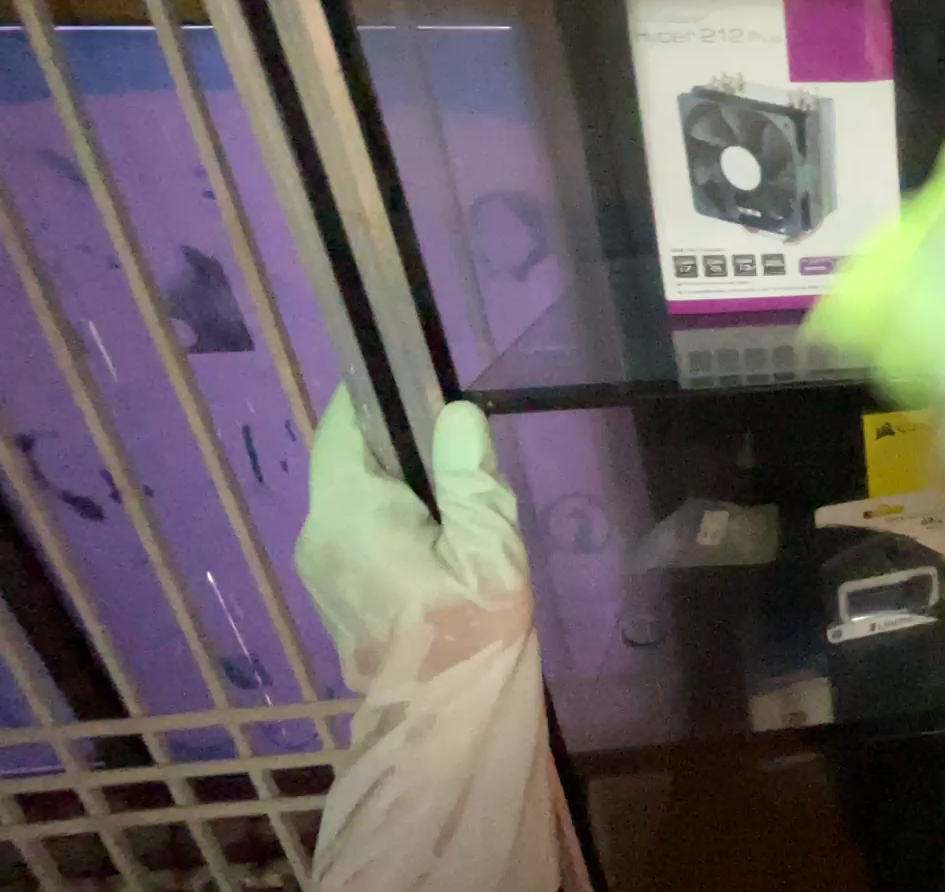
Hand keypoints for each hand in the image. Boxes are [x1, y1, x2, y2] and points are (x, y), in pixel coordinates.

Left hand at [295, 390, 527, 691]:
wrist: (445, 710)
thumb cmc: (473, 622)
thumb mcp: (488, 543)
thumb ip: (470, 475)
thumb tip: (456, 413)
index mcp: (350, 515)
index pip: (343, 432)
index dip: (372, 396)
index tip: (414, 371)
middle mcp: (318, 532)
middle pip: (349, 459)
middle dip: (399, 436)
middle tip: (461, 429)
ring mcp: (321, 560)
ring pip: (355, 491)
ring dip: (400, 473)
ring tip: (459, 474)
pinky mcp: (335, 581)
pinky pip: (358, 520)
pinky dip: (394, 504)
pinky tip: (440, 519)